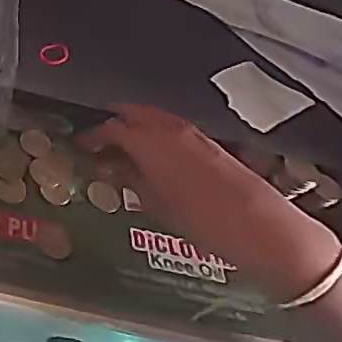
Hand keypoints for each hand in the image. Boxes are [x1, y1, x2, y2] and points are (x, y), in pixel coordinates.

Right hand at [77, 104, 341, 299]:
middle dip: (112, 122)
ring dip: (134, 128)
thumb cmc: (204, 221)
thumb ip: (130, 180)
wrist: (262, 229)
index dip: (92, 135)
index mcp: (151, 141)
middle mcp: (171, 129)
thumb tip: (112, 170)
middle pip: (132, 112)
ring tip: (120, 152)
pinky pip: (171, 129)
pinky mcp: (209, 143)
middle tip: (96, 142)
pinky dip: (154, 136)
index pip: (111, 127)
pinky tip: (150, 159)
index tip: (80, 145)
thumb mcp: (155, 205)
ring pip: (153, 118)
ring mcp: (193, 134)